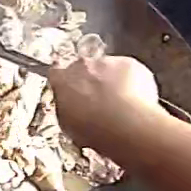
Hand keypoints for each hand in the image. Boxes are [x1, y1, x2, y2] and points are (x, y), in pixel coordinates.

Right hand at [47, 55, 163, 148]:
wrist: (125, 125)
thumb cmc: (93, 129)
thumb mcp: (67, 124)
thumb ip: (65, 107)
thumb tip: (69, 106)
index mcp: (62, 80)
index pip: (56, 74)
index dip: (64, 84)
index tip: (69, 93)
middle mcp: (82, 66)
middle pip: (83, 68)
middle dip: (88, 81)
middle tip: (96, 101)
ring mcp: (107, 62)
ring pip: (107, 68)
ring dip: (110, 80)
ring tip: (118, 103)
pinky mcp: (130, 63)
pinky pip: (128, 70)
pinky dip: (130, 81)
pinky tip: (133, 98)